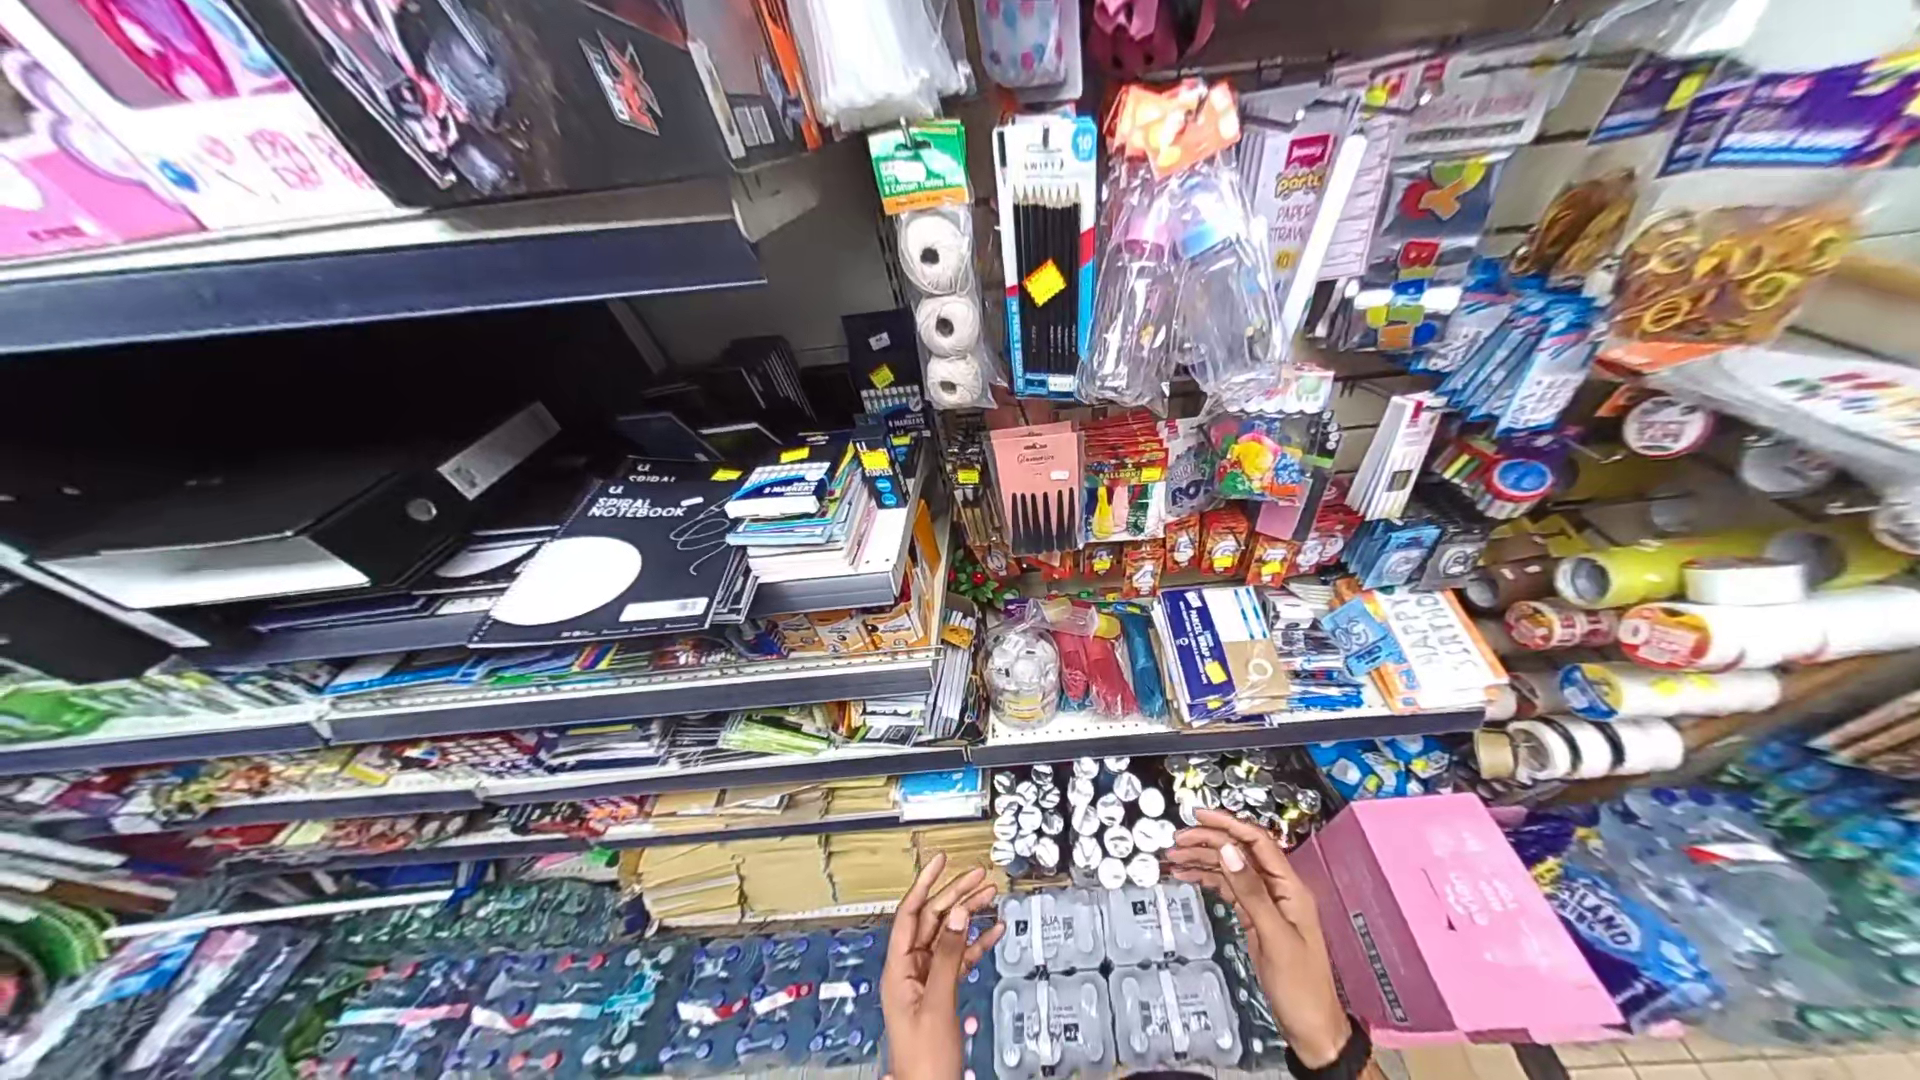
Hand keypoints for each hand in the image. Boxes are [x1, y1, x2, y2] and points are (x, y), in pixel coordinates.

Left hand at [879, 853, 1005, 1079]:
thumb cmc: (924, 1062)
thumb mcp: (937, 1003)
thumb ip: (948, 956)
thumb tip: (956, 915)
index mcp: (899, 969)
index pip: (910, 913)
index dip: (924, 883)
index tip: (939, 861)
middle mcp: (911, 969)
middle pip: (933, 920)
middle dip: (955, 895)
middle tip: (977, 876)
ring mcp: (928, 979)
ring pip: (949, 935)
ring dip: (970, 915)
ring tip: (989, 895)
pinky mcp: (944, 992)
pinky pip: (961, 957)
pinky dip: (977, 942)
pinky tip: (994, 931)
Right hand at [1166, 808, 1352, 1066]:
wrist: (1311, 1028)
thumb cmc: (1301, 987)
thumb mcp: (1276, 937)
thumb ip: (1252, 892)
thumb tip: (1229, 851)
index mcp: (1290, 888)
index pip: (1258, 842)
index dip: (1228, 824)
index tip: (1200, 816)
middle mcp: (1277, 888)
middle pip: (1239, 851)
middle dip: (1208, 841)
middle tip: (1178, 840)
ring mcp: (1264, 901)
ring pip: (1229, 867)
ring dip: (1202, 859)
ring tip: (1175, 856)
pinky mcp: (1253, 914)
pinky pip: (1226, 886)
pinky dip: (1206, 878)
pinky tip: (1188, 874)